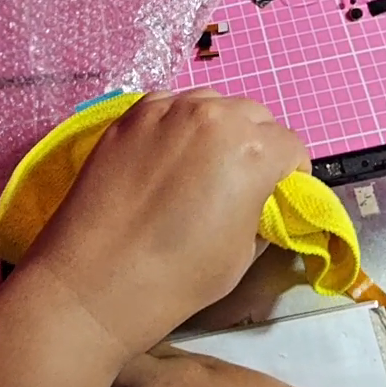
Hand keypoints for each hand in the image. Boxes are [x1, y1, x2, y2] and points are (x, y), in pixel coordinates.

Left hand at [18, 89, 307, 356]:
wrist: (94, 282)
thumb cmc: (177, 278)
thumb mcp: (243, 251)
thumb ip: (260, 207)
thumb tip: (259, 194)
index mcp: (252, 150)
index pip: (291, 145)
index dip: (289, 173)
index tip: (276, 192)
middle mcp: (213, 115)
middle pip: (254, 115)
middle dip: (256, 143)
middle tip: (239, 179)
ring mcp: (168, 108)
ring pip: (211, 104)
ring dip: (217, 128)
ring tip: (198, 166)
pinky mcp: (132, 113)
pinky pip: (170, 106)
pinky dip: (176, 125)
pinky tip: (163, 159)